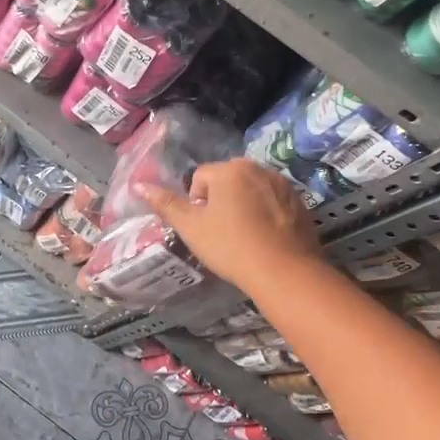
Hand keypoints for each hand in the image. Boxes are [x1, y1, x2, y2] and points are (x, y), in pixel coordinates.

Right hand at [137, 158, 320, 283]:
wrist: (284, 271)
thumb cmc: (230, 246)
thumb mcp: (190, 228)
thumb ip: (165, 204)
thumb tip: (139, 185)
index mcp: (230, 170)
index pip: (200, 177)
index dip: (196, 203)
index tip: (203, 227)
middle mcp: (258, 168)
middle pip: (227, 180)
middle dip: (220, 200)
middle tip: (220, 231)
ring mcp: (283, 184)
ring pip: (251, 190)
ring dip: (243, 205)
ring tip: (243, 235)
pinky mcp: (301, 202)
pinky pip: (273, 201)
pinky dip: (265, 214)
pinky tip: (264, 237)